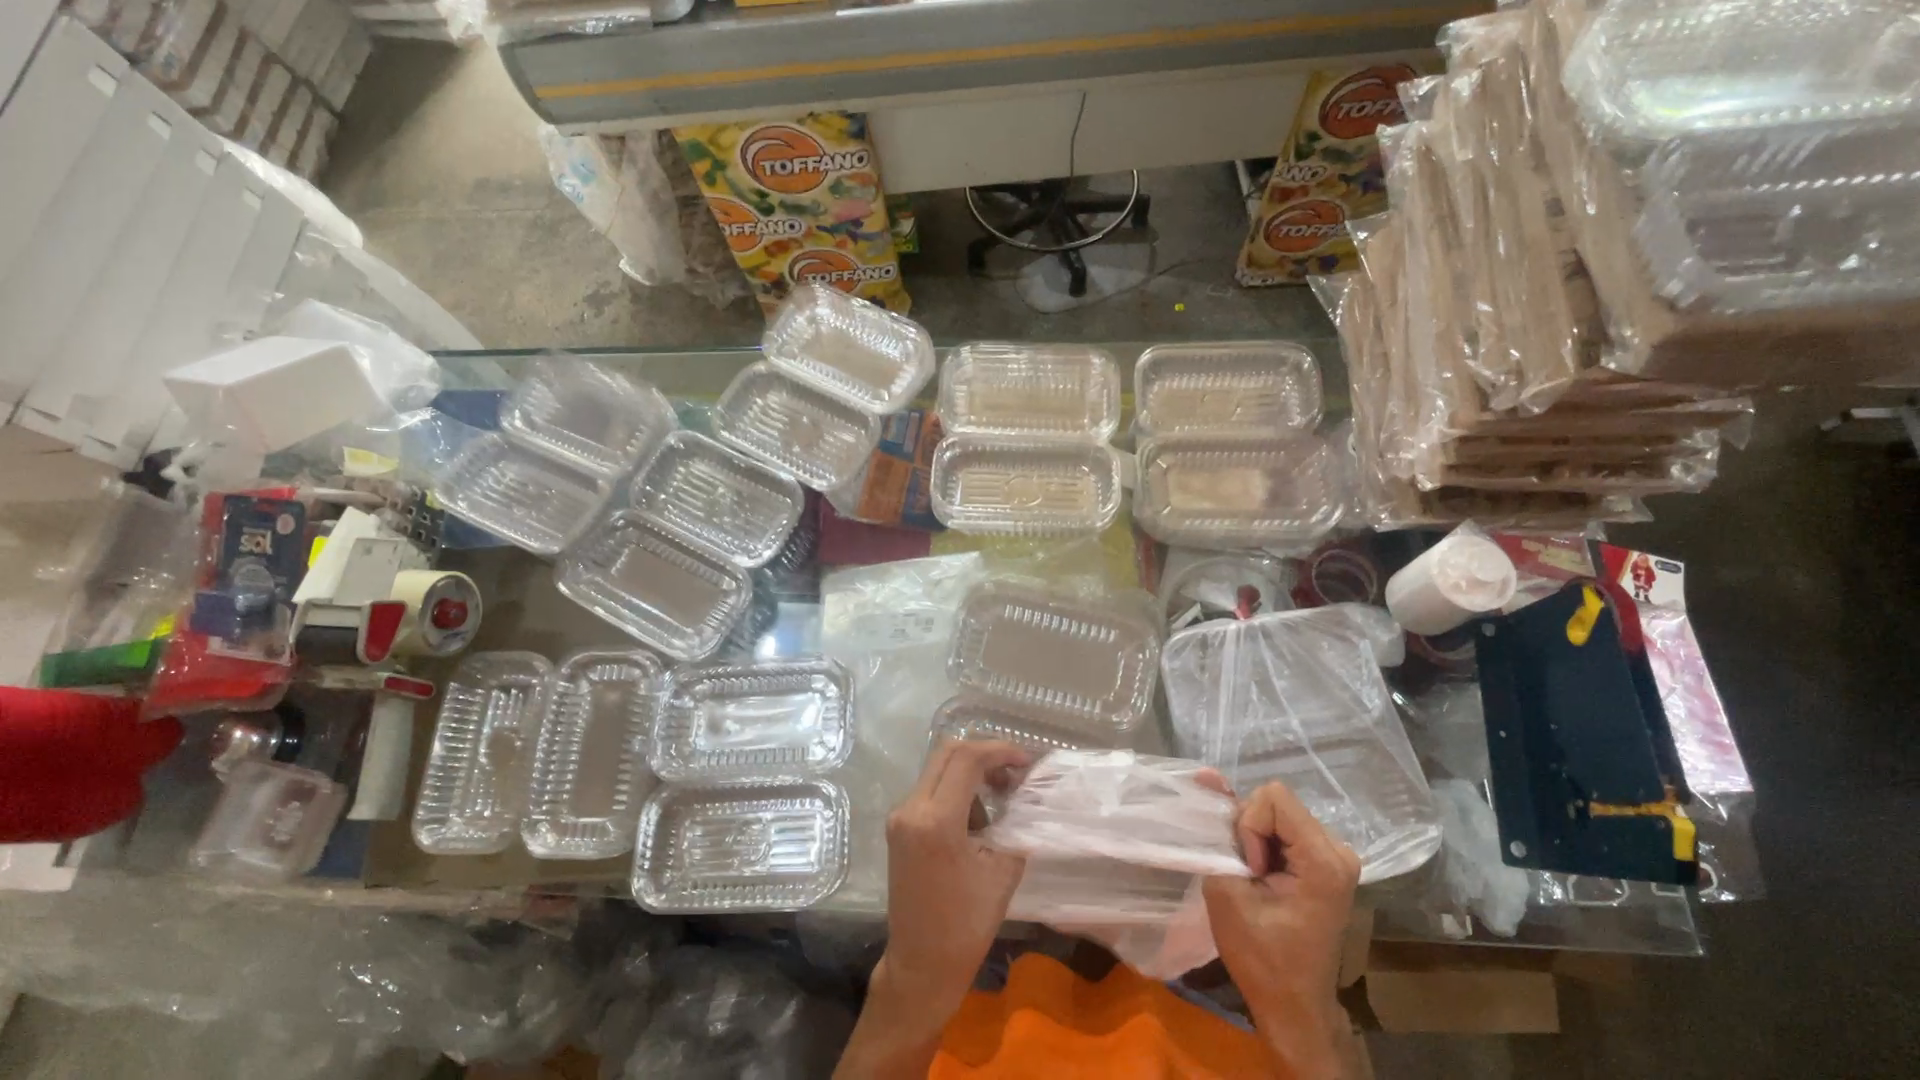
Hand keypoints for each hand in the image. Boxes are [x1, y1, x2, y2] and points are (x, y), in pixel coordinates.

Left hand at [877, 739, 1030, 1019]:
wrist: (922, 964)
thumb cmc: (967, 924)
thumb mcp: (1003, 870)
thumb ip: (1014, 825)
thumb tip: (1025, 796)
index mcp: (935, 819)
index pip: (967, 759)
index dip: (999, 751)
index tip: (1026, 761)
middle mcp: (910, 809)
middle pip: (947, 754)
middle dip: (984, 755)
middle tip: (1014, 772)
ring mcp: (900, 818)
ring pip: (938, 771)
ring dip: (970, 774)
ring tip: (1001, 799)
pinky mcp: (898, 829)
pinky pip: (930, 792)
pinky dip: (956, 791)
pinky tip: (979, 817)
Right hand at [1203, 782, 1361, 1078]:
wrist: (1294, 1005)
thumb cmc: (1261, 957)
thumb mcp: (1227, 892)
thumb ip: (1218, 833)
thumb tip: (1207, 776)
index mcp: (1324, 858)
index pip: (1272, 797)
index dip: (1248, 826)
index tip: (1250, 869)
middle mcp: (1339, 850)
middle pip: (1276, 804)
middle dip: (1250, 833)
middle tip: (1250, 878)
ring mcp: (1337, 857)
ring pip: (1278, 815)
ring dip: (1256, 841)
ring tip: (1256, 882)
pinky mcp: (1328, 865)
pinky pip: (1286, 831)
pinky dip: (1266, 847)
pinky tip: (1261, 876)